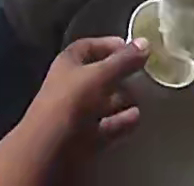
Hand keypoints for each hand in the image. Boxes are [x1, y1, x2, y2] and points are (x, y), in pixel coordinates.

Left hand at [20, 36, 148, 156]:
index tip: (132, 48)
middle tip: (142, 71)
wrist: (48, 151)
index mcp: (68, 62)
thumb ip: (123, 61)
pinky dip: (120, 121)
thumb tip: (146, 42)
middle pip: (97, 74)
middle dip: (119, 73)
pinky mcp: (82, 138)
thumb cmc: (71, 101)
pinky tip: (136, 118)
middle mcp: (71, 84)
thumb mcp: (100, 75)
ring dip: (121, 98)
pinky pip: (105, 125)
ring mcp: (76, 112)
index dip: (110, 45)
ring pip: (102, 101)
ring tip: (143, 95)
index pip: (90, 46)